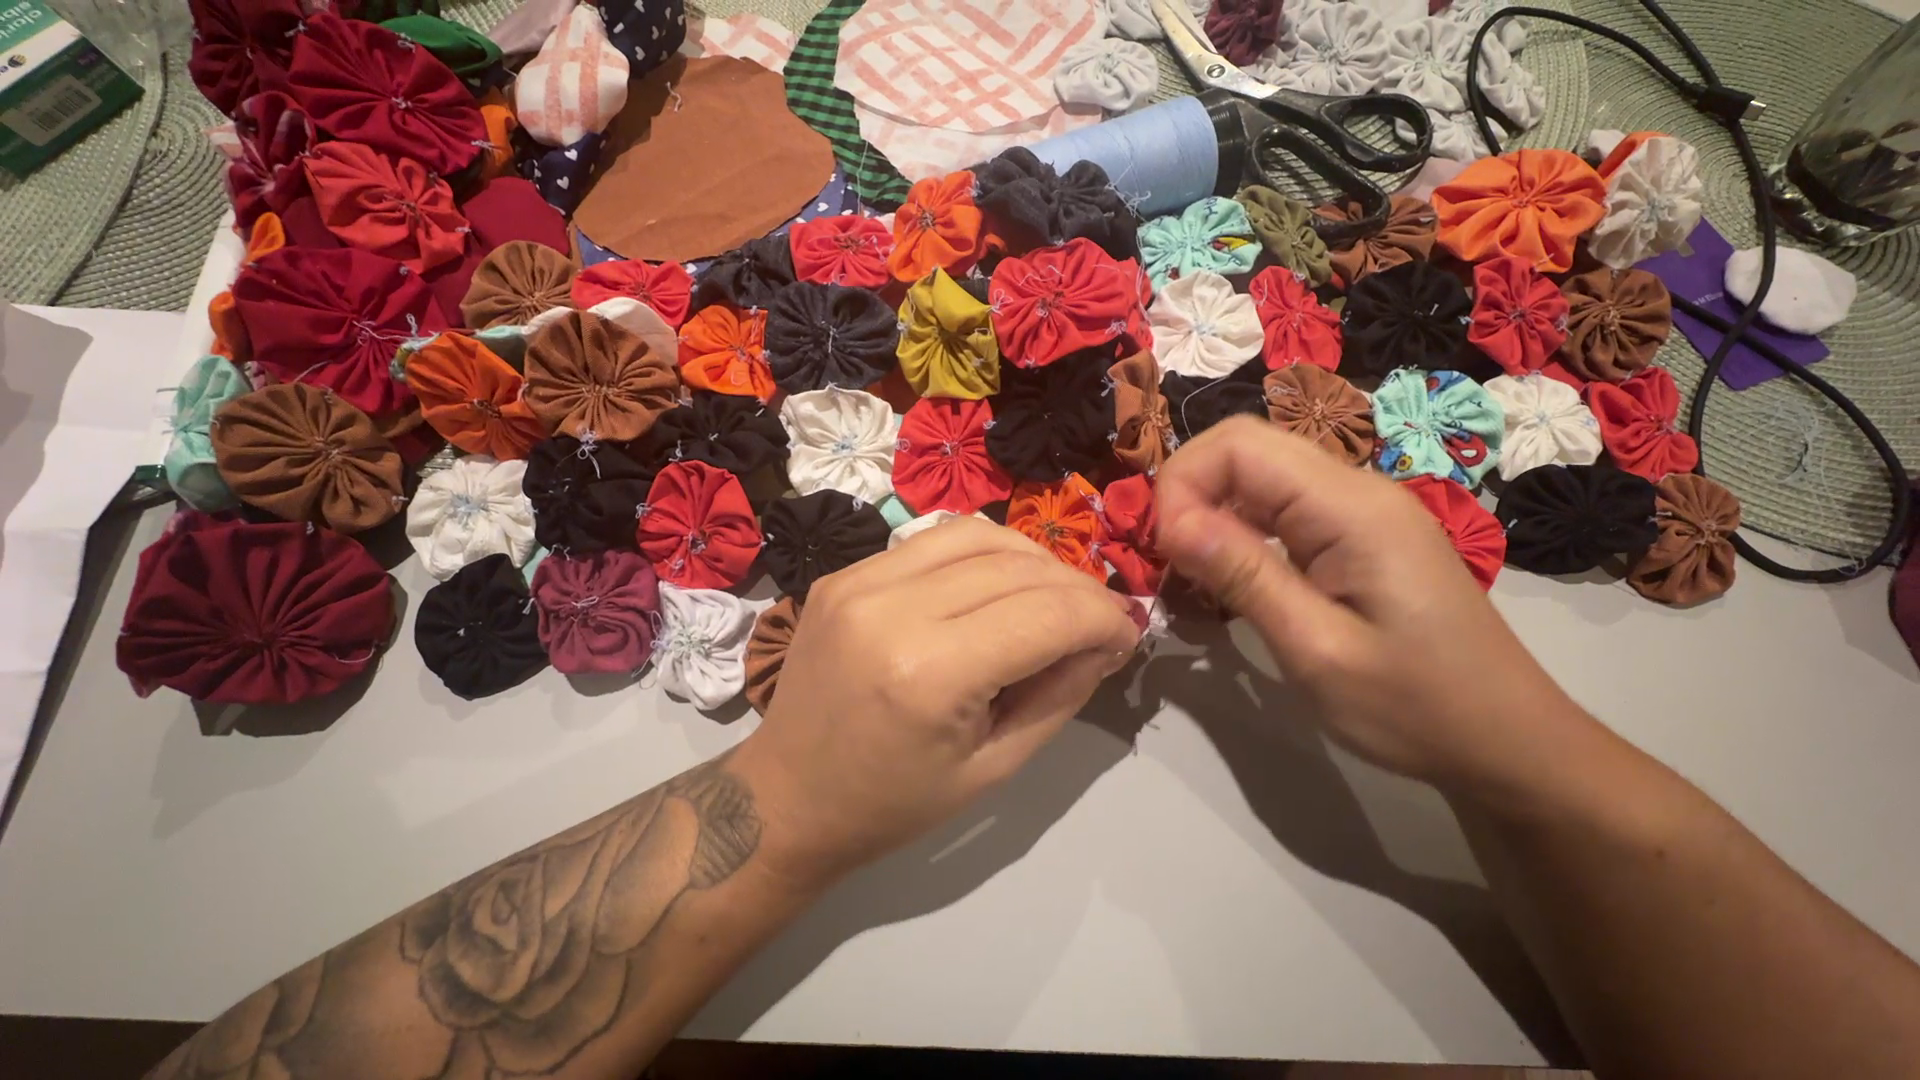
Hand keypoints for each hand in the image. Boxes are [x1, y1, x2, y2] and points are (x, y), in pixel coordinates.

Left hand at [731, 517, 1140, 889]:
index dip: (1104, 618)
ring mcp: (859, 581)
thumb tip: (1106, 638)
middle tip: (1101, 621)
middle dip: (1078, 588)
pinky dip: (983, 556)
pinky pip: (933, 542)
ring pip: (979, 535)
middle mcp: (892, 608)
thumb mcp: (994, 768)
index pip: (1048, 614)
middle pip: (1018, 566)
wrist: (785, 797)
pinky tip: (998, 587)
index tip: (1127, 637)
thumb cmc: (892, 803)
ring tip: (1055, 598)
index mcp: (930, 673)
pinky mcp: (843, 574)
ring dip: (1034, 561)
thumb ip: (1059, 694)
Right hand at [1154, 417, 1586, 795]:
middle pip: (1247, 448)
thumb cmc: (1414, 707)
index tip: (1163, 552)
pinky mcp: (1358, 536)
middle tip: (1170, 564)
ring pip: (1260, 476)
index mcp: (1352, 508)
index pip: (1240, 445)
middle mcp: (1357, 490)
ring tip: (1192, 576)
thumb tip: (1170, 522)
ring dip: (1211, 512)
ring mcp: (1361, 511)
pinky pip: (1282, 507)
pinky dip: (1240, 530)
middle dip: (1190, 493)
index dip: (1184, 483)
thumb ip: (1244, 576)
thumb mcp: (1316, 650)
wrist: (1506, 740)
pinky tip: (1230, 578)